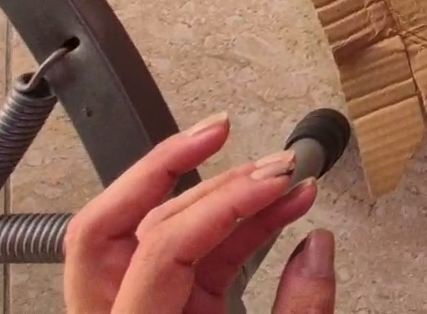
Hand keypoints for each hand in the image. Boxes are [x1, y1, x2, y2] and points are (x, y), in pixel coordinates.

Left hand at [64, 113, 334, 313]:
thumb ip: (298, 312)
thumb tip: (316, 247)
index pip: (160, 250)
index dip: (223, 203)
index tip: (275, 178)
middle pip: (110, 226)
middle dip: (169, 166)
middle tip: (219, 130)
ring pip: (148, 233)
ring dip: (220, 192)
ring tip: (280, 169)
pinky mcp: (164, 313)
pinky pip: (191, 255)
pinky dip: (239, 224)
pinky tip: (284, 203)